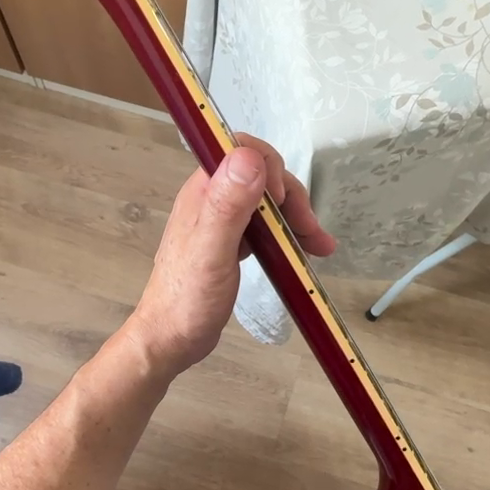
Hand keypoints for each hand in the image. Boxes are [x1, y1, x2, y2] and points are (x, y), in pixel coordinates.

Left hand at [122, 136, 334, 374]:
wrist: (170, 340)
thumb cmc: (186, 301)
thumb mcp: (211, 252)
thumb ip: (227, 205)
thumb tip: (249, 158)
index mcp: (202, 192)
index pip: (239, 149)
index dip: (269, 166)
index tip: (282, 202)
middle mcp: (210, 200)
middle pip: (260, 176)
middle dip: (291, 197)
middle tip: (312, 232)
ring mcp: (219, 223)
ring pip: (265, 202)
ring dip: (294, 217)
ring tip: (319, 246)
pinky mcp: (227, 245)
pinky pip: (262, 228)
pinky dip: (285, 236)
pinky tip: (303, 252)